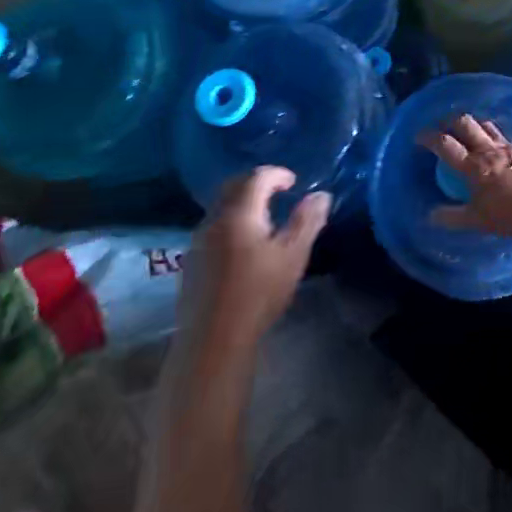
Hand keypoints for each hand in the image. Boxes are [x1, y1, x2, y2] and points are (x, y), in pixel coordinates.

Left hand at [181, 167, 329, 355]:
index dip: (277, 174)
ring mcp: (197, 241)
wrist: (214, 337)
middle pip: (232, 187)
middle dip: (255, 183)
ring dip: (241, 204)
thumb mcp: (293, 256)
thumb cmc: (259, 292)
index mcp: (239, 213)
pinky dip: (230, 224)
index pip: (256, 178)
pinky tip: (242, 248)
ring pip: (220, 208)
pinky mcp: (190, 261)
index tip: (293, 182)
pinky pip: (212, 229)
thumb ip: (307, 221)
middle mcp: (213, 220)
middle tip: (277, 192)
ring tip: (263, 220)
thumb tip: (321, 195)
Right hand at [419, 115, 511, 238]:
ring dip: (471, 125)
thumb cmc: (509, 216)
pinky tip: (492, 148)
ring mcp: (506, 147)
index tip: (418, 137)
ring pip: (484, 124)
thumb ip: (450, 217)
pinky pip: (502, 136)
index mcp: (473, 166)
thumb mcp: (476, 221)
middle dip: (448, 122)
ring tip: (465, 134)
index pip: (444, 143)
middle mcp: (488, 150)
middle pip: (464, 122)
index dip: (427, 136)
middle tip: (442, 130)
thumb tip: (430, 216)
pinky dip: (490, 137)